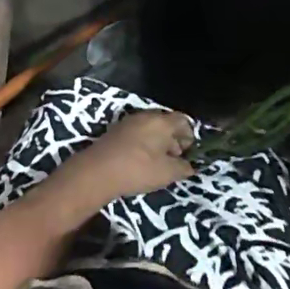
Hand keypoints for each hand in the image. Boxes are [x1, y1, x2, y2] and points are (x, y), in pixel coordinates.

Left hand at [50, 110, 195, 205]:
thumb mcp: (167, 172)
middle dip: (174, 139)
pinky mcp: (117, 129)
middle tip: (175, 158)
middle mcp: (145, 116)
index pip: (183, 120)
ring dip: (159, 141)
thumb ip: (183, 167)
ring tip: (160, 162)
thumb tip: (189, 166)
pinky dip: (145, 142)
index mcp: (161, 121)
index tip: (189, 153)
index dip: (190, 136)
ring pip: (151, 127)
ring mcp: (129, 121)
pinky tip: (142, 160)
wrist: (99, 170)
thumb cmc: (138, 169)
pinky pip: (138, 131)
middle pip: (166, 122)